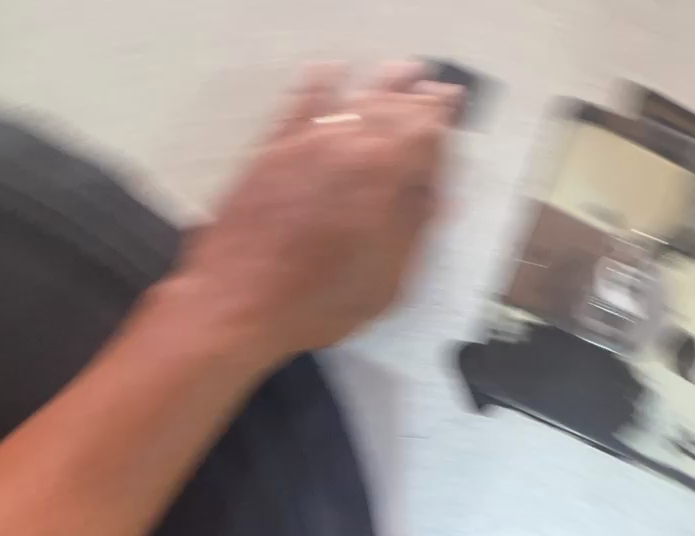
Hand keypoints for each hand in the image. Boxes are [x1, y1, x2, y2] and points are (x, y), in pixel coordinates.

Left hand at [175, 61, 460, 363]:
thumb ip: (416, 228)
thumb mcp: (388, 279)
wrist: (242, 304)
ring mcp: (306, 142)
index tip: (453, 114)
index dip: (444, 118)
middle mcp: (348, 145)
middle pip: (393, 106)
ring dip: (381, 85)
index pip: (428, 128)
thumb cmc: (318, 303)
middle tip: (432, 91)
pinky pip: (299, 102)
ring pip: (353, 98)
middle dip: (417, 99)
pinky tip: (328, 72)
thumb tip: (437, 197)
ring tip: (400, 74)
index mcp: (387, 175)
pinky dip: (319, 83)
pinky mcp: (270, 150)